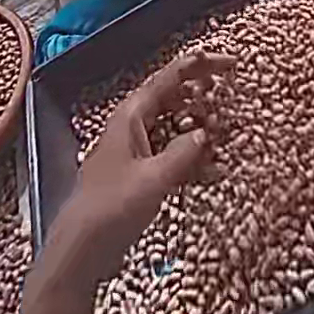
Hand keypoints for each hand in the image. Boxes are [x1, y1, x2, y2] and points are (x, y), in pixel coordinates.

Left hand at [45, 52, 229, 286]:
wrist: (80, 251)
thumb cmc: (113, 207)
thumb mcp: (154, 178)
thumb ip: (183, 152)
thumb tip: (205, 133)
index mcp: (133, 114)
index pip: (171, 77)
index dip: (201, 66)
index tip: (230, 62)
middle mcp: (134, 125)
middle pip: (174, 97)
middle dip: (203, 94)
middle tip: (232, 91)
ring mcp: (138, 148)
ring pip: (175, 125)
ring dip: (200, 126)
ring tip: (227, 129)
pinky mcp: (141, 172)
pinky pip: (172, 153)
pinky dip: (192, 157)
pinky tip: (215, 169)